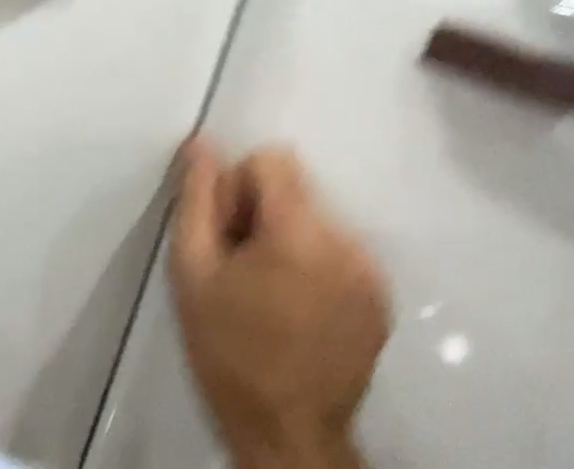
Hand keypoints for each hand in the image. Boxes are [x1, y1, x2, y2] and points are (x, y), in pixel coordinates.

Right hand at [168, 139, 389, 468]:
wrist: (285, 430)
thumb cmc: (227, 347)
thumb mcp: (192, 268)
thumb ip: (197, 198)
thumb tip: (202, 142)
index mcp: (301, 233)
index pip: (273, 160)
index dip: (237, 187)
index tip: (226, 233)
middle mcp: (348, 243)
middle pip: (296, 189)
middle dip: (260, 214)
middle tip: (239, 267)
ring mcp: (372, 273)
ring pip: (316, 219)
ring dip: (286, 238)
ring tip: (264, 291)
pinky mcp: (381, 298)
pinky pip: (338, 251)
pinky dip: (312, 263)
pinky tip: (293, 307)